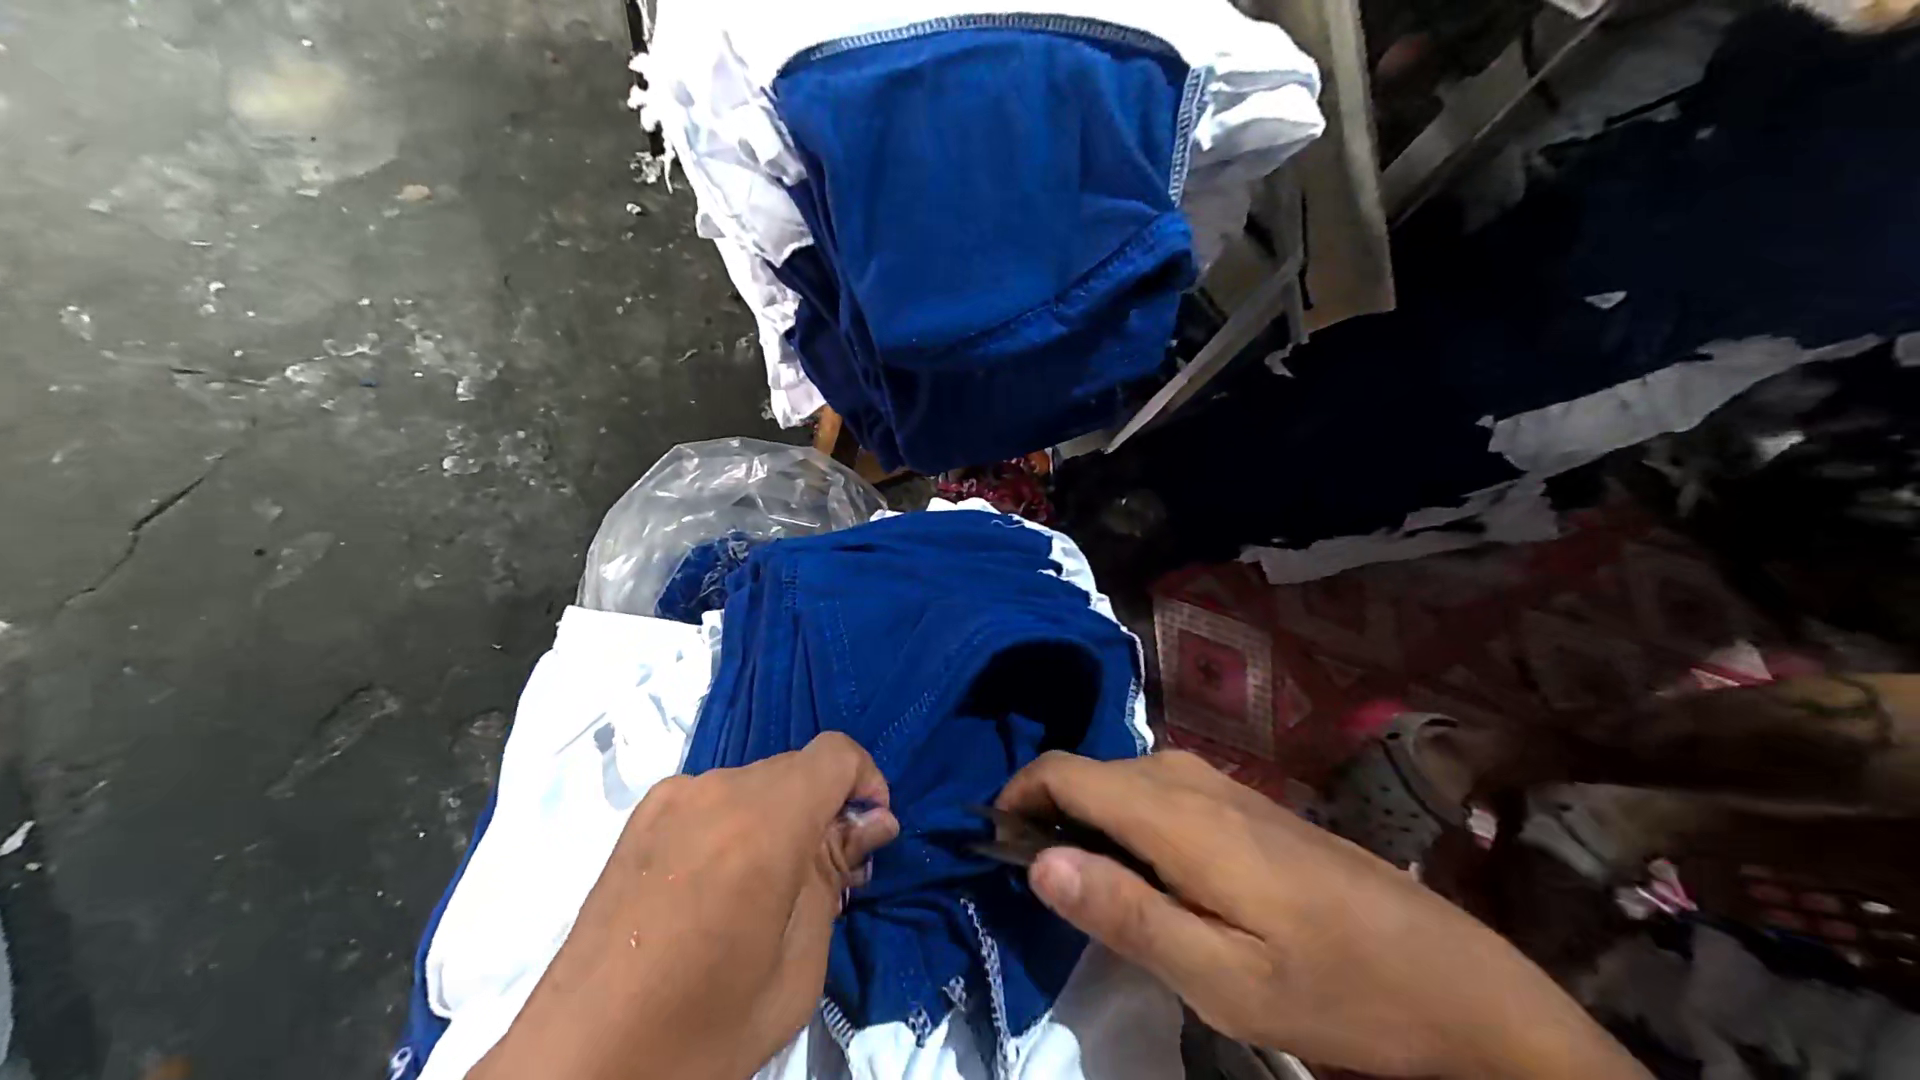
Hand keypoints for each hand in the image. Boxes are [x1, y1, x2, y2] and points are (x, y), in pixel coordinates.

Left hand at [474, 733, 900, 1079]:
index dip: (865, 782)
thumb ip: (834, 876)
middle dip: (822, 810)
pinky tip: (718, 887)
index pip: (836, 753)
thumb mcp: (797, 967)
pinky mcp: (640, 817)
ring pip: (755, 784)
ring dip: (778, 818)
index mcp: (762, 823)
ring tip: (765, 889)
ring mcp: (671, 799)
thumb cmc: (702, 1029)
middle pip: (796, 770)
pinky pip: (713, 799)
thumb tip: (872, 823)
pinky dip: (735, 824)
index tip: (868, 833)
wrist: (578, 1065)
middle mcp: (716, 790)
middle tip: (822, 878)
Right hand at [998, 751, 1648, 1079]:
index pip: (1064, 770)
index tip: (996, 847)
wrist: (1457, 981)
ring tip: (1090, 891)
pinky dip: (1124, 823)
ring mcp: (1219, 783)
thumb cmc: (1334, 989)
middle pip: (1087, 773)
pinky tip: (1149, 878)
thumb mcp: (1222, 979)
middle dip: (1048, 816)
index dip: (1016, 797)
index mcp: (1176, 813)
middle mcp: (1189, 777)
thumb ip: (1124, 911)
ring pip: (1120, 782)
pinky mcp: (1240, 800)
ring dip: (1086, 823)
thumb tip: (1038, 859)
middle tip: (1044, 890)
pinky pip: (1155, 793)